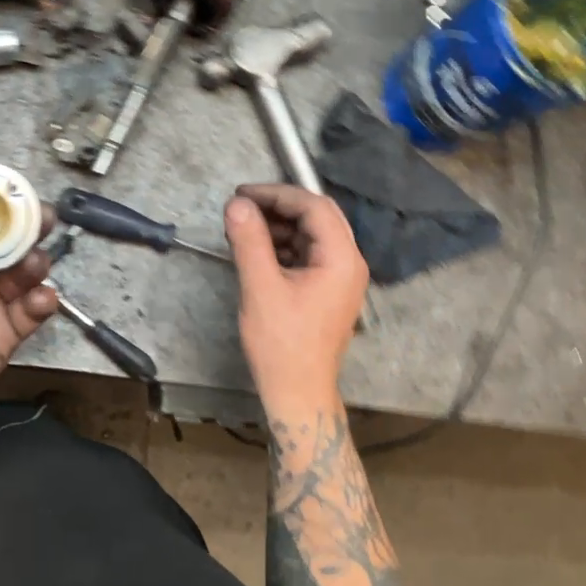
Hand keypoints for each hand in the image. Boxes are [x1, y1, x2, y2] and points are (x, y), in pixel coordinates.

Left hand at [0, 169, 58, 452]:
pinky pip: (31, 313)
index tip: (9, 190)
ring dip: (35, 262)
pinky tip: (42, 298)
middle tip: (43, 218)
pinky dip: (42, 301)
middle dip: (26, 228)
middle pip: (5, 243)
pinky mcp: (4, 336)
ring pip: (23, 273)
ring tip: (35, 264)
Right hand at [224, 183, 368, 409]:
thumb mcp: (260, 288)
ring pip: (313, 236)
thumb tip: (236, 205)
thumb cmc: (281, 343)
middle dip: (279, 207)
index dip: (276, 194)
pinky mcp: (329, 292)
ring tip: (244, 229)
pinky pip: (309, 256)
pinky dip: (284, 248)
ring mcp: (341, 279)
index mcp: (342, 258)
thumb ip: (249, 241)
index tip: (241, 194)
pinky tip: (257, 252)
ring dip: (280, 227)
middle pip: (318, 217)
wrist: (298, 391)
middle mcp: (349, 263)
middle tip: (242, 207)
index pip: (314, 206)